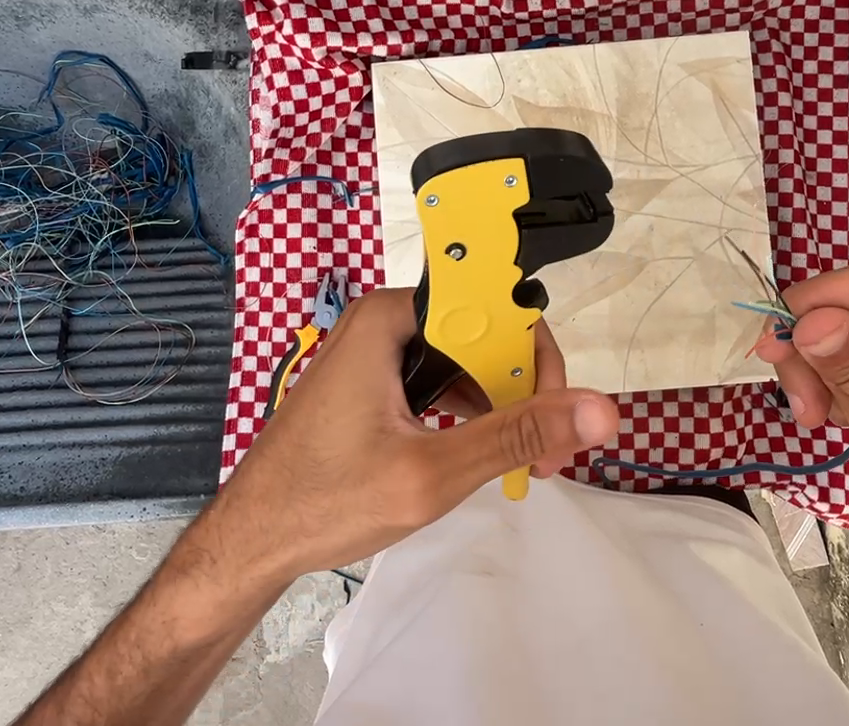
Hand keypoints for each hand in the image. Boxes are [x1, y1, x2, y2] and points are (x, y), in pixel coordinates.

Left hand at [208, 288, 621, 586]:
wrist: (248, 542)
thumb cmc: (328, 501)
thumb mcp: (434, 472)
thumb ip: (518, 435)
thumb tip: (600, 410)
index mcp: (391, 316)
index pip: (495, 307)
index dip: (535, 356)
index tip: (556, 413)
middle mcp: (384, 319)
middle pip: (482, 333)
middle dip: (520, 390)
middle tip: (544, 454)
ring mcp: (374, 348)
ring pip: (464, 359)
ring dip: (499, 405)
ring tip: (520, 464)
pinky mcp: (371, 378)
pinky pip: (438, 378)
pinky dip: (467, 412)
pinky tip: (476, 452)